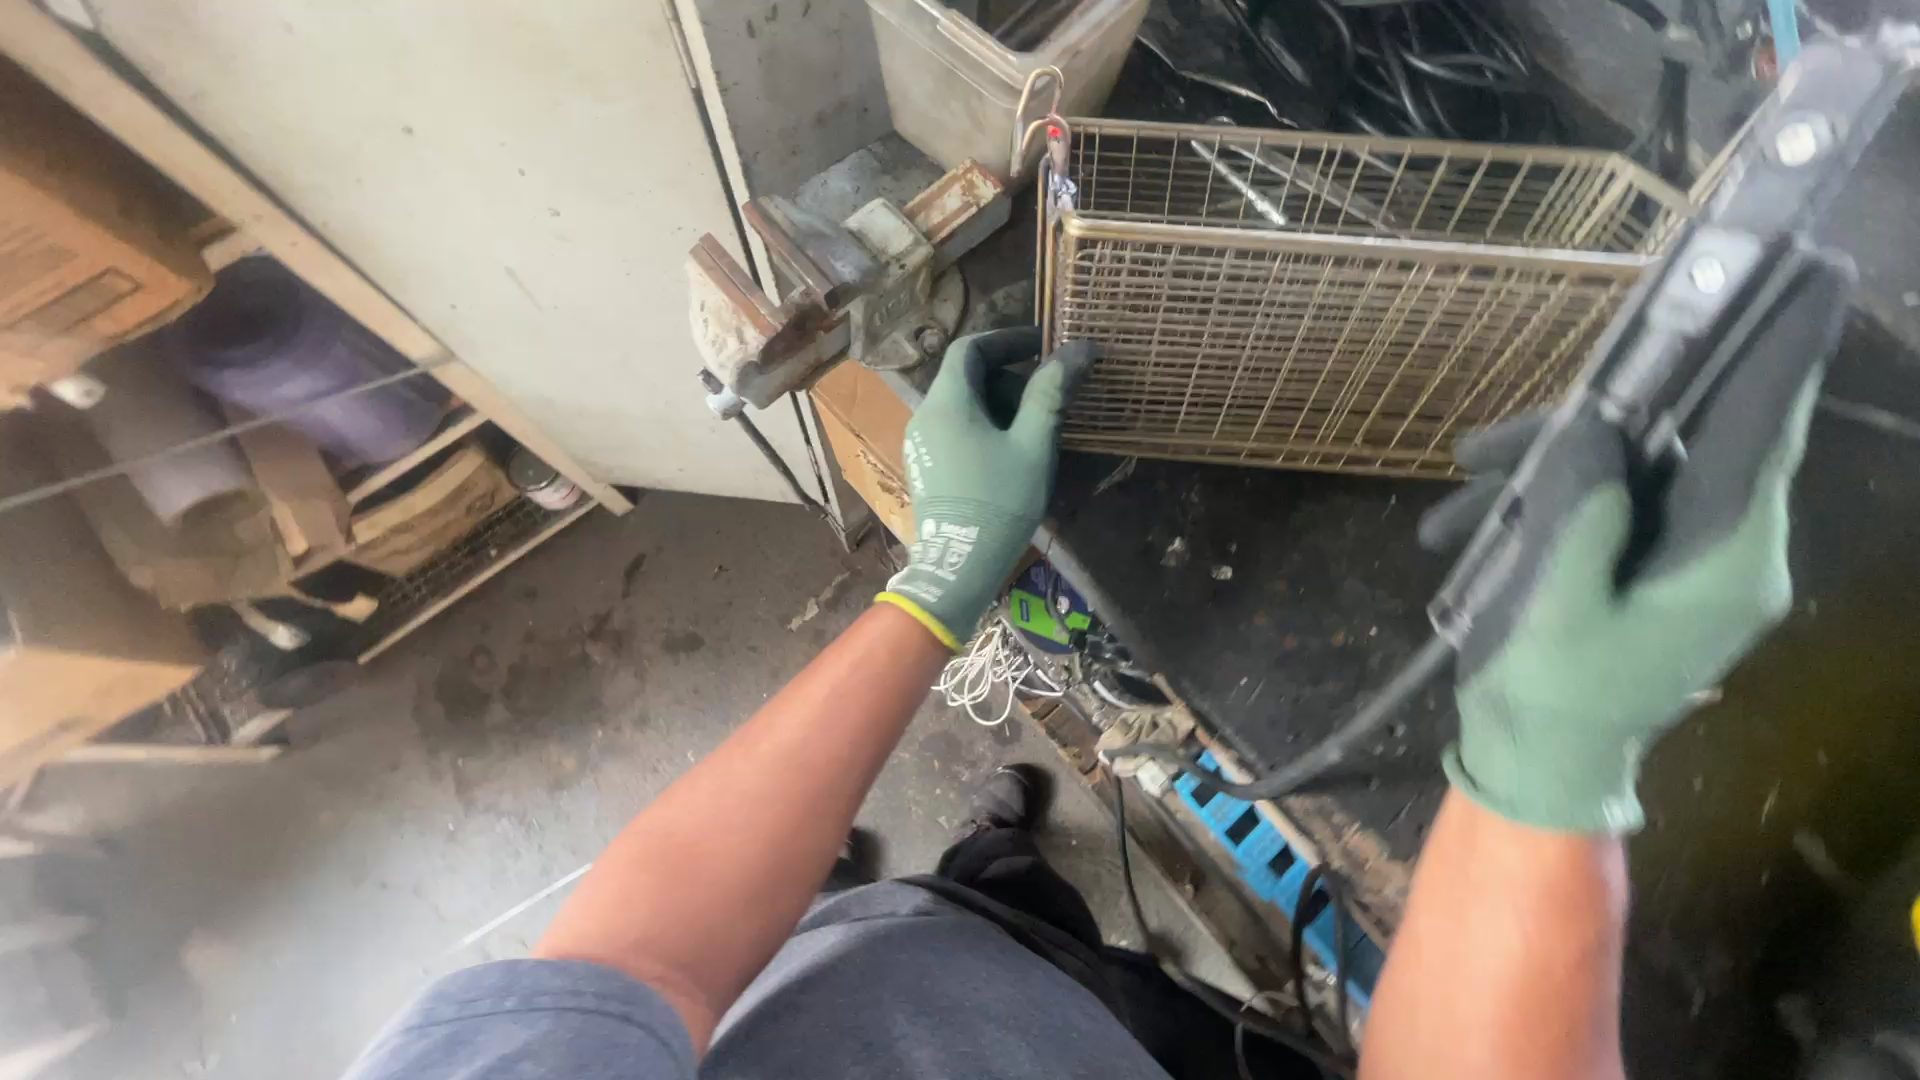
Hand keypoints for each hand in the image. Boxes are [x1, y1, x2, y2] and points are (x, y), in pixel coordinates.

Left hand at [876, 327, 1095, 648]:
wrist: (959, 565)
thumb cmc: (999, 501)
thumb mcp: (1033, 445)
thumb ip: (1052, 393)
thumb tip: (1080, 347)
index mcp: (946, 402)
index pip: (970, 347)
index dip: (1007, 339)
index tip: (1042, 345)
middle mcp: (924, 416)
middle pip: (965, 377)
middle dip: (1008, 376)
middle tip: (1046, 393)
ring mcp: (920, 444)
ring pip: (961, 406)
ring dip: (998, 404)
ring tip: (1035, 426)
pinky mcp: (925, 467)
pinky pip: (954, 430)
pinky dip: (983, 426)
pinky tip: (1011, 451)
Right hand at [1420, 264, 1846, 832]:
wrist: (1536, 761)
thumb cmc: (1547, 695)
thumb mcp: (1548, 607)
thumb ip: (1577, 517)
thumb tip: (1595, 432)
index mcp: (1720, 564)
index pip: (1755, 442)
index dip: (1774, 359)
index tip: (1804, 280)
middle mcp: (1719, 552)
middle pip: (1669, 450)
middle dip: (1577, 436)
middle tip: (1482, 447)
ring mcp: (1680, 562)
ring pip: (1622, 478)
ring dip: (1535, 480)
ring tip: (1448, 512)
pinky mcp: (1641, 571)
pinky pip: (1599, 512)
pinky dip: (1535, 510)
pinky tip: (1465, 528)